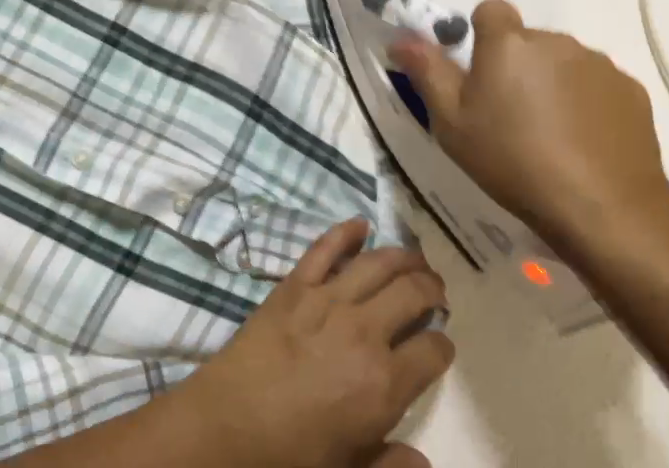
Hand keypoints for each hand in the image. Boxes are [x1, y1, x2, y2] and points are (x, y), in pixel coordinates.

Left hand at [169, 219, 452, 467]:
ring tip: (415, 259)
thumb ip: (391, 465)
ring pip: (377, 263)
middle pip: (413, 293)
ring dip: (403, 257)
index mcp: (383, 384)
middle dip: (432, 290)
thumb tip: (424, 460)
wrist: (225, 425)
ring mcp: (327, 301)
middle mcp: (364, 332)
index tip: (439, 345)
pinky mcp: (294, 286)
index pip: (434, 350)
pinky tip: (360, 224)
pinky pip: (324, 249)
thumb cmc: (289, 455)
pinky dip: (345, 232)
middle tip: (435, 292)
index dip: (442, 346)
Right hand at [388, 0, 668, 245]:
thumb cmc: (513, 161)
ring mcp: (599, 64)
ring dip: (553, 85)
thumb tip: (402, 38)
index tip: (478, 74)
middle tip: (507, 116)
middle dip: (517, 66)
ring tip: (549, 135)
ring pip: (564, 64)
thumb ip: (427, 72)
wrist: (603, 207)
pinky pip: (598, 87)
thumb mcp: (452, 124)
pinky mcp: (631, 91)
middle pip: (528, 41)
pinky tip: (583, 144)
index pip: (491, 10)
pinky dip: (588, 105)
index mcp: (508, 43)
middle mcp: (556, 41)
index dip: (481, 35)